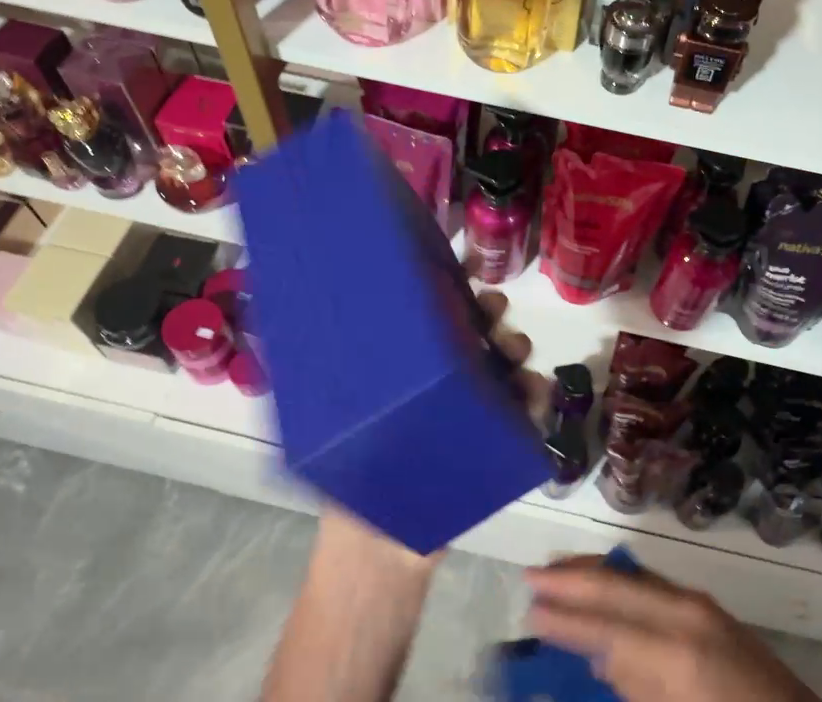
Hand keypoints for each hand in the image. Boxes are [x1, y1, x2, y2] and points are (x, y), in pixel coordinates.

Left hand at [314, 289, 543, 567]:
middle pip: (475, 337)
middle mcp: (444, 388)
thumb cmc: (352, 486)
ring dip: (515, 349)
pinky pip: (525, 416)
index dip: (448, 292)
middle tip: (489, 307)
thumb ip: (320, 381)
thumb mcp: (331, 427)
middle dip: (488, 314)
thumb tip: (284, 321)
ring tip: (512, 347)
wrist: (381, 553)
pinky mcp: (498, 446)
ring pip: (505, 368)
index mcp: (409, 375)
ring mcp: (475, 416)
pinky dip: (536, 399)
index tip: (459, 268)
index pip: (431, 323)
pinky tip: (534, 391)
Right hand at [525, 559, 821, 701]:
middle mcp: (687, 616)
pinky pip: (656, 585)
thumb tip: (601, 661)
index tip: (529, 609)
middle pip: (618, 586)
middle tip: (532, 574)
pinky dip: (624, 580)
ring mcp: (704, 609)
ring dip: (597, 573)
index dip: (565, 619)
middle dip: (573, 579)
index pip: (605, 627)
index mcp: (675, 652)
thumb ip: (633, 686)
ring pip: (636, 576)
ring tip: (560, 571)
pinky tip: (607, 587)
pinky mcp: (714, 612)